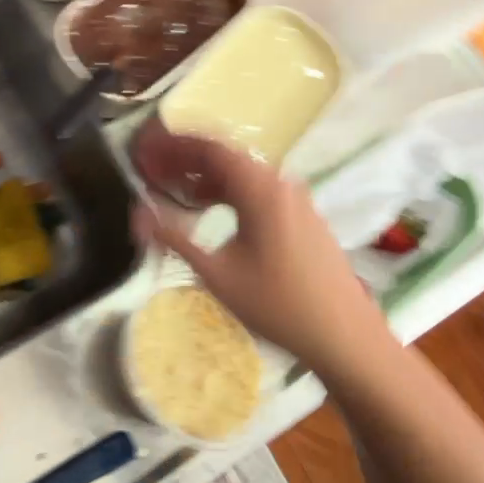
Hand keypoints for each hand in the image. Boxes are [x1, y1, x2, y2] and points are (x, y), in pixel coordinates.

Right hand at [131, 133, 390, 371]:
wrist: (347, 338)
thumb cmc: (279, 305)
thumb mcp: (217, 273)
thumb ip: (173, 236)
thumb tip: (136, 212)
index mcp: (259, 187)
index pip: (207, 146)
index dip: (171, 144)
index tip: (143, 150)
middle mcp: (279, 182)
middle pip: (223, 155)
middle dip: (183, 157)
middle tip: (149, 168)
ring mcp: (294, 198)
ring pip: (240, 171)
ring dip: (203, 174)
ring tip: (171, 188)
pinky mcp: (302, 215)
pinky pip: (255, 187)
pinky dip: (225, 188)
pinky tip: (207, 208)